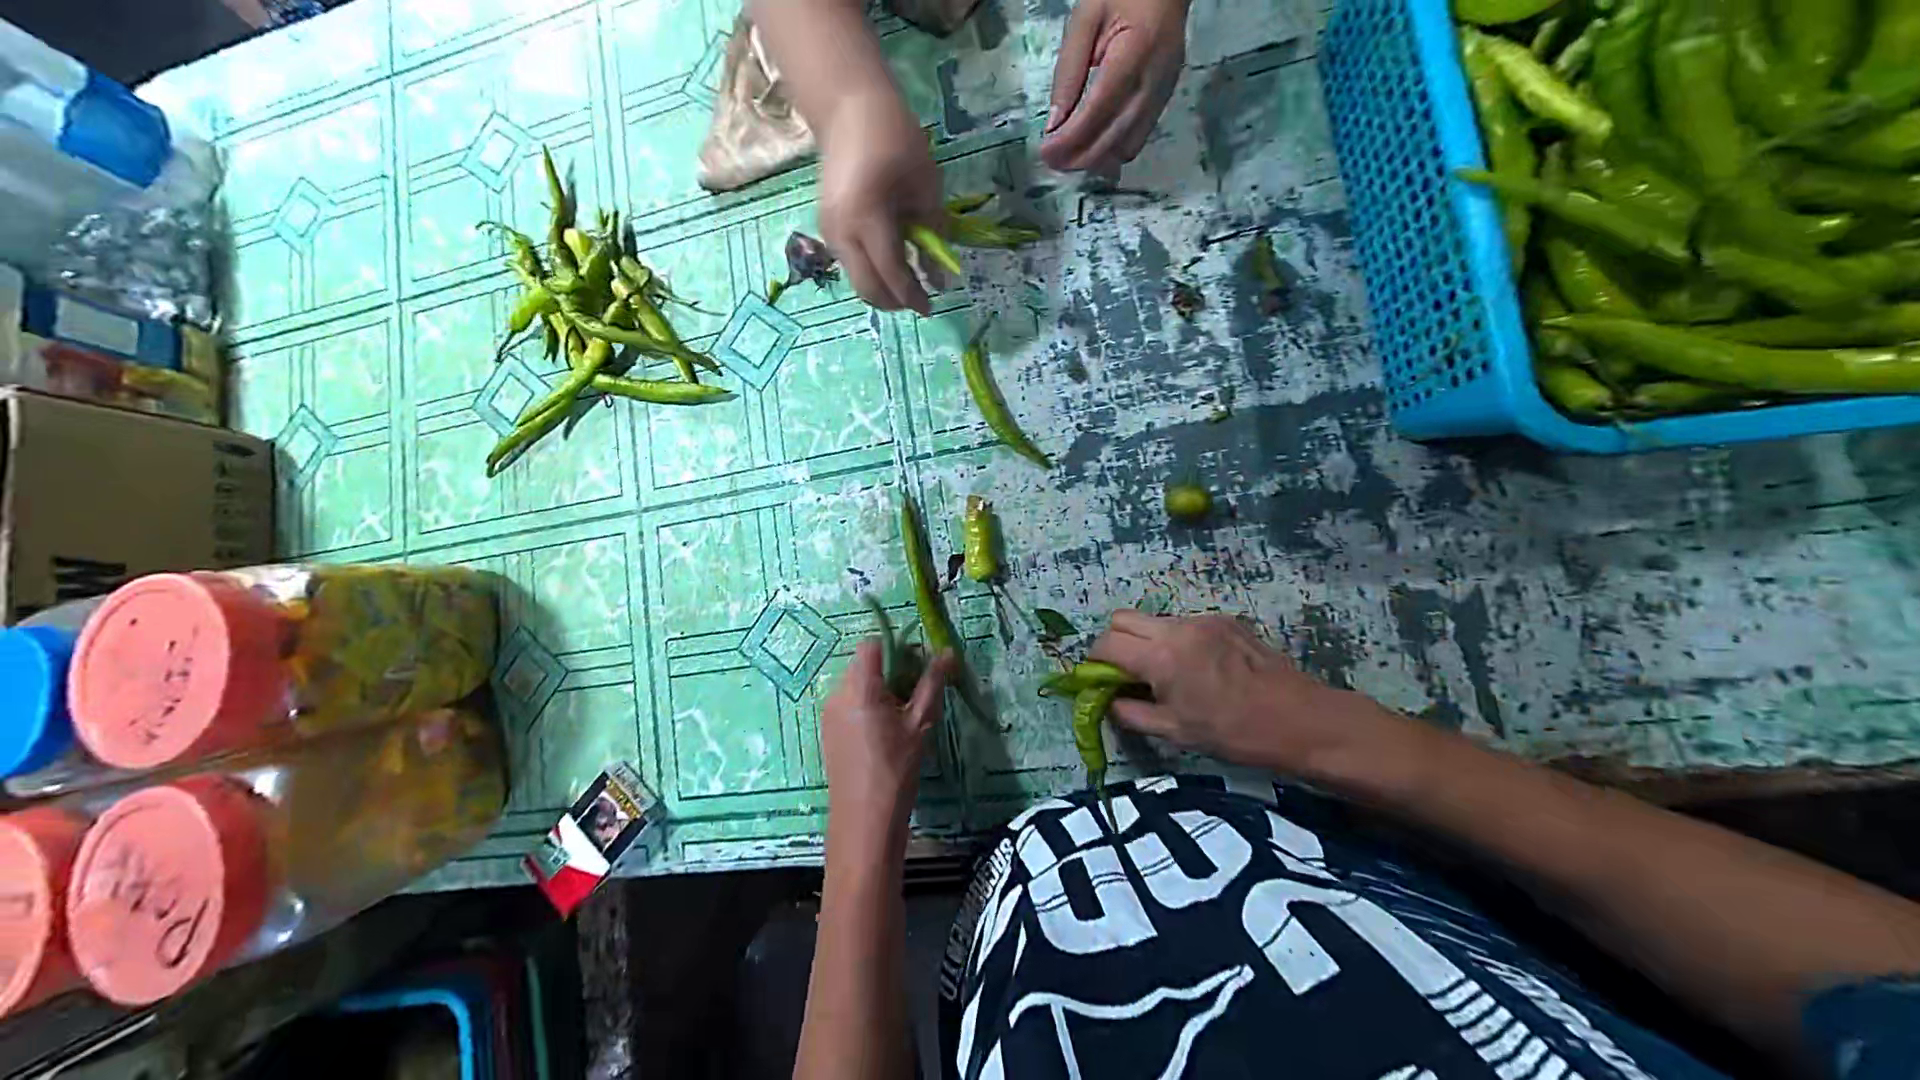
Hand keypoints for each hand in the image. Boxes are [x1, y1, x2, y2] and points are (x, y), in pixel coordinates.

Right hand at [816, 89, 941, 313]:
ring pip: (857, 281)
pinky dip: (871, 273)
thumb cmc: (895, 139)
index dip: (912, 295)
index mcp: (867, 217)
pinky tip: (891, 264)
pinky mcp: (827, 230)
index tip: (932, 306)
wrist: (848, 110)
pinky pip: (851, 265)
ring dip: (883, 290)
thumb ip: (933, 235)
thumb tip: (939, 277)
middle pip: (868, 288)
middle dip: (894, 302)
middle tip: (919, 300)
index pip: (890, 273)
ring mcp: (829, 233)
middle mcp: (841, 232)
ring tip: (908, 282)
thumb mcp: (926, 187)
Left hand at [820, 640, 956, 849]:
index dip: (897, 647)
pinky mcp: (829, 730)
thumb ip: (933, 682)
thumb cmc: (896, 768)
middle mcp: (838, 693)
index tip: (918, 668)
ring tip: (903, 717)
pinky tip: (886, 733)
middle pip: (865, 663)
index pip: (873, 644)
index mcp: (859, 687)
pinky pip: (850, 703)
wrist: (864, 820)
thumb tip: (947, 651)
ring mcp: (830, 713)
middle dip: (893, 670)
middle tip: (916, 695)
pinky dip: (869, 706)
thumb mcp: (921, 722)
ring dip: (882, 689)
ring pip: (858, 684)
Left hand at [1040, 0, 1189, 171]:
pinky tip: (1092, 151)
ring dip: (1096, 161)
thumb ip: (1069, 70)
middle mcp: (1153, 81)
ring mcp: (1162, 94)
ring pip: (1127, 147)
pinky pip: (1137, 140)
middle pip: (1114, 137)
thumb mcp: (1085, 20)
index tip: (1046, 154)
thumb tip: (1054, 123)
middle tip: (1052, 163)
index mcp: (1134, 52)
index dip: (1071, 138)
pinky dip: (1112, 153)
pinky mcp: (1164, 102)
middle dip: (1080, 157)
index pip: (1099, 109)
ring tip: (1069, 159)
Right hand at [1088, 611, 1410, 780]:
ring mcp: (1202, 619)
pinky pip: (1182, 623)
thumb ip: (1131, 713)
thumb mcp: (1176, 732)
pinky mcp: (1224, 619)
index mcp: (1161, 657)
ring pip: (1152, 619)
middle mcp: (1177, 628)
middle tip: (1125, 673)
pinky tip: (1196, 667)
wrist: (1302, 720)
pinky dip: (1173, 640)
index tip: (1099, 682)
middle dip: (1114, 643)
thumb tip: (1107, 702)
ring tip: (1164, 673)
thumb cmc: (1235, 733)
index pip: (1106, 644)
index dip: (1094, 663)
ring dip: (1144, 640)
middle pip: (1122, 619)